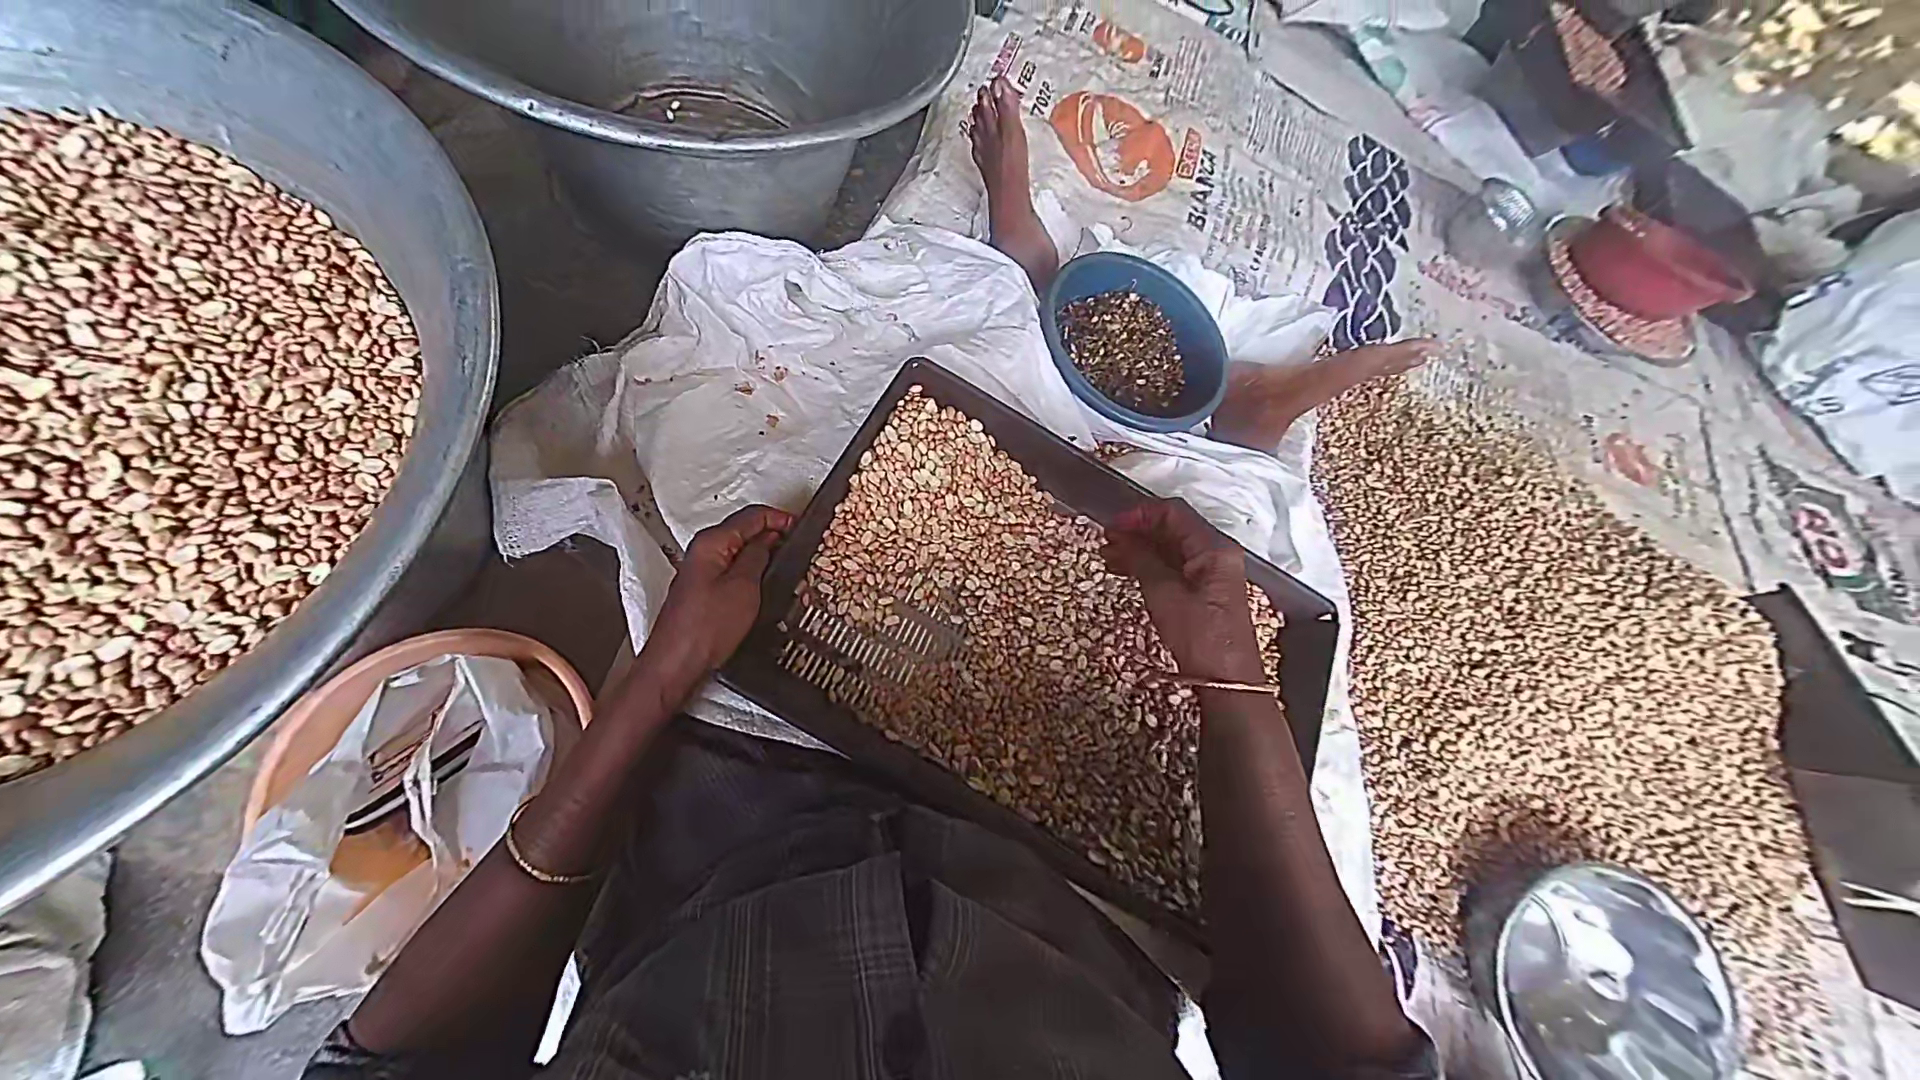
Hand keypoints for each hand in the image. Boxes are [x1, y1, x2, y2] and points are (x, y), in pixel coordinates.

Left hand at [643, 504, 793, 690]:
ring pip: (739, 551)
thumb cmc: (705, 628)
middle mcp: (703, 552)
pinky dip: (752, 571)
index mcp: (711, 543)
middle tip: (799, 543)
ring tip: (788, 562)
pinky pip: (733, 570)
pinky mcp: (705, 590)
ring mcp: (702, 571)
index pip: (751, 516)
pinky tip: (766, 582)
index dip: (779, 518)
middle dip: (772, 533)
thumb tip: (769, 538)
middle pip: (743, 530)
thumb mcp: (744, 586)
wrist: (677, 663)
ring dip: (763, 554)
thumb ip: (758, 556)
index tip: (800, 526)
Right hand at [1102, 498, 1263, 681]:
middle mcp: (1216, 554)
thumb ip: (1142, 559)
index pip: (1173, 513)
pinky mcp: (1206, 591)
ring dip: (1141, 549)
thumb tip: (1121, 537)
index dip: (1139, 514)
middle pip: (1173, 529)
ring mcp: (1212, 572)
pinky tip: (1127, 571)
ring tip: (1109, 557)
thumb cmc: (1199, 636)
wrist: (1226, 680)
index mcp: (1213, 548)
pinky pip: (1174, 567)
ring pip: (1171, 548)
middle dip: (1138, 531)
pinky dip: (1150, 565)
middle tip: (1106, 540)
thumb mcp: (1164, 594)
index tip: (1112, 526)